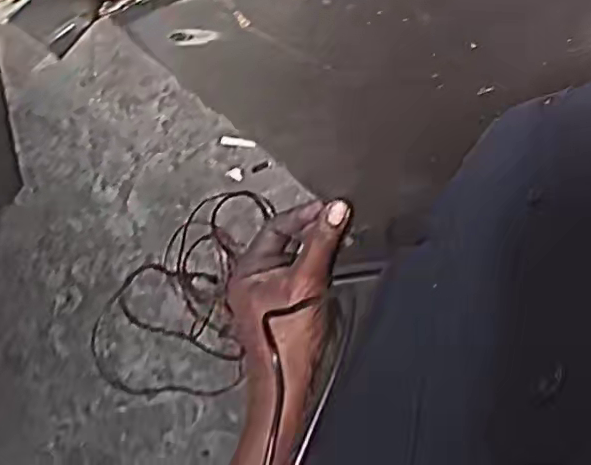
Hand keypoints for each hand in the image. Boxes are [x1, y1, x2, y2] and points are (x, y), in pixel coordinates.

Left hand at [227, 200, 349, 385]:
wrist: (292, 383)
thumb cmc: (286, 343)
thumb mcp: (307, 281)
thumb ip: (322, 241)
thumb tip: (336, 208)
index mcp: (248, 271)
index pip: (278, 225)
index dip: (305, 214)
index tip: (331, 207)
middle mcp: (258, 278)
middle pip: (291, 237)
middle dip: (316, 227)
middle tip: (339, 218)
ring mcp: (275, 289)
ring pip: (302, 252)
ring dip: (322, 242)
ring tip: (342, 235)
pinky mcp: (293, 298)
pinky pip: (310, 267)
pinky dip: (325, 258)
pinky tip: (339, 256)